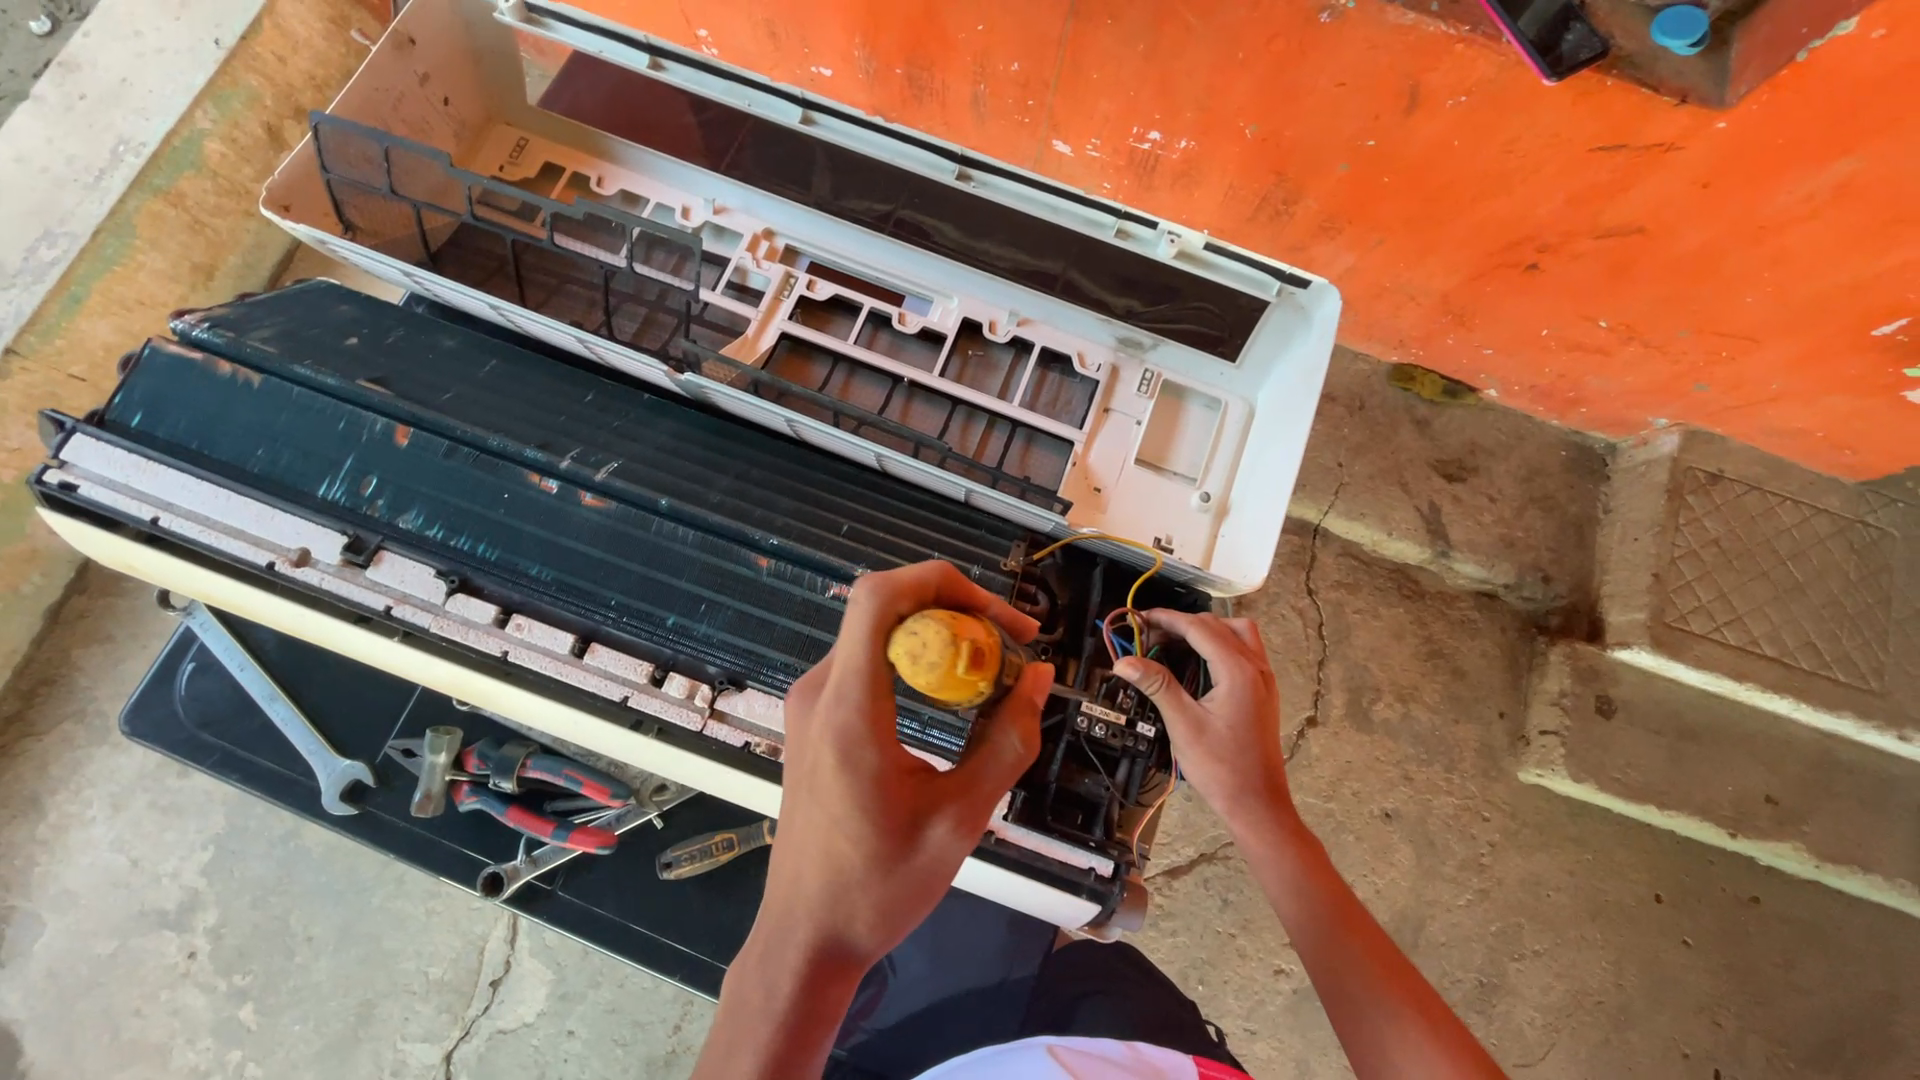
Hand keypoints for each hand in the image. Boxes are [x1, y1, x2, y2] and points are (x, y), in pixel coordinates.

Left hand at [758, 560, 1053, 972]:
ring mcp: (810, 703)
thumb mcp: (961, 819)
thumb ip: (1007, 742)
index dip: (943, 582)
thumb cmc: (879, 886)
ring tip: (992, 667)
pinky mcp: (814, 719)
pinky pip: (867, 661)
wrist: (807, 934)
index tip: (999, 618)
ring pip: (878, 632)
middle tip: (1010, 645)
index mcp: (849, 709)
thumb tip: (1038, 678)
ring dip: (937, 635)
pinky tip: (951, 693)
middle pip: (885, 608)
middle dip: (956, 610)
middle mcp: (820, 691)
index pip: (879, 597)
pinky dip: (915, 659)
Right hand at [1113, 609, 1292, 826]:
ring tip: (1174, 644)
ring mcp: (1264, 679)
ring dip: (1206, 630)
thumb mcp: (1183, 724)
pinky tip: (1199, 663)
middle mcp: (1256, 667)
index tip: (1139, 619)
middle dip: (1182, 625)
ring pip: (1238, 633)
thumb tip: (1123, 661)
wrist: (1258, 804)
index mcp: (1238, 671)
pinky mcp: (1264, 692)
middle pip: (1218, 625)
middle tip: (1150, 639)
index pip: (1199, 628)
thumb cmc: (1220, 767)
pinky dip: (1220, 645)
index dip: (1167, 619)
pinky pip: (1245, 651)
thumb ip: (1157, 685)